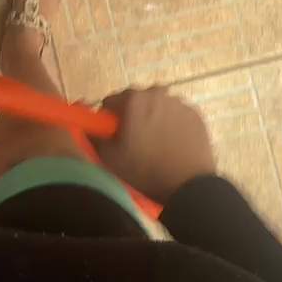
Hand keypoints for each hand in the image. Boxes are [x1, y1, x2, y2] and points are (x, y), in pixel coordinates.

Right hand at [91, 86, 217, 202]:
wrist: (191, 189)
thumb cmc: (146, 171)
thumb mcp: (110, 158)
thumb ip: (93, 136)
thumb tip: (86, 124)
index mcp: (133, 99)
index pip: (111, 101)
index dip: (109, 119)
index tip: (114, 136)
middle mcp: (156, 93)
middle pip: (135, 101)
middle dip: (132, 115)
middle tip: (134, 141)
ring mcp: (179, 102)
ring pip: (157, 106)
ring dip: (152, 118)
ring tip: (155, 144)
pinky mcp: (196, 115)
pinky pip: (176, 114)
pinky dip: (172, 124)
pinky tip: (173, 144)